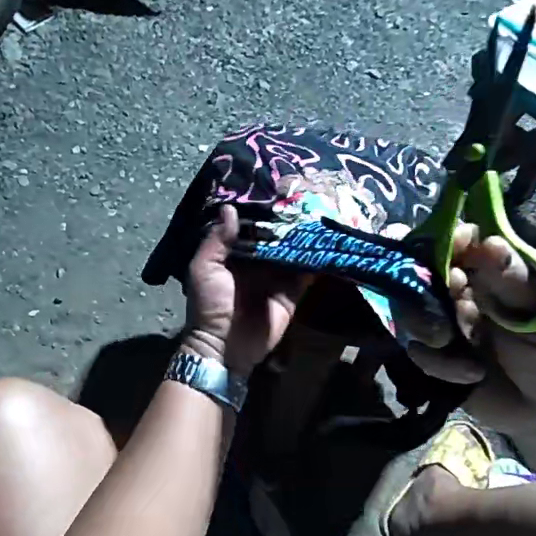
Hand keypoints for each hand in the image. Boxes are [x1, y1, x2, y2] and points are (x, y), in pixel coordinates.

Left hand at [182, 204, 308, 377]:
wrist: (224, 347)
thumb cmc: (208, 305)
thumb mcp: (204, 268)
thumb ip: (217, 240)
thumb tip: (230, 207)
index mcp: (234, 253)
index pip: (250, 226)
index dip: (262, 210)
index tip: (276, 188)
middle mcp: (257, 261)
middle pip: (276, 236)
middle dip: (288, 220)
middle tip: (306, 194)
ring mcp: (276, 276)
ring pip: (294, 250)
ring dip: (306, 236)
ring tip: (323, 211)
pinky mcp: (292, 293)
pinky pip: (307, 273)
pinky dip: (317, 259)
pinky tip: (330, 241)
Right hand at [398, 224, 535, 434]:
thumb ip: (516, 282)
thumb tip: (488, 242)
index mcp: (498, 273)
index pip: (462, 241)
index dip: (448, 240)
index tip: (450, 250)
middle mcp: (466, 292)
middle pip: (423, 270)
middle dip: (429, 287)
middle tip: (458, 306)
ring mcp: (447, 324)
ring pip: (410, 309)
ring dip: (429, 326)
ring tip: (453, 343)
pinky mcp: (436, 357)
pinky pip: (416, 350)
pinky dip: (439, 363)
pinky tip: (471, 374)